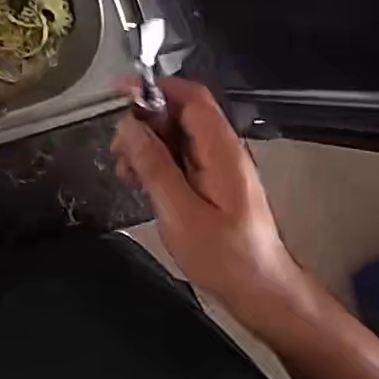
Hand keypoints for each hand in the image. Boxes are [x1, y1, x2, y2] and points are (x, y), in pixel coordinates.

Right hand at [111, 78, 309, 320]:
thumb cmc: (225, 257)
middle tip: (118, 148)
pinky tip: (140, 180)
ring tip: (125, 169)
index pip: (191, 97)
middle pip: (180, 113)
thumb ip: (154, 166)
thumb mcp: (180, 213)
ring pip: (176, 134)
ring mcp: (218, 165)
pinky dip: (155, 160)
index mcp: (222, 151)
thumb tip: (129, 126)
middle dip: (143, 122)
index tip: (120, 94)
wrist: (260, 290)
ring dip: (145, 144)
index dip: (154, 88)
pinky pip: (180, 155)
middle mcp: (223, 150)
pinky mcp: (212, 180)